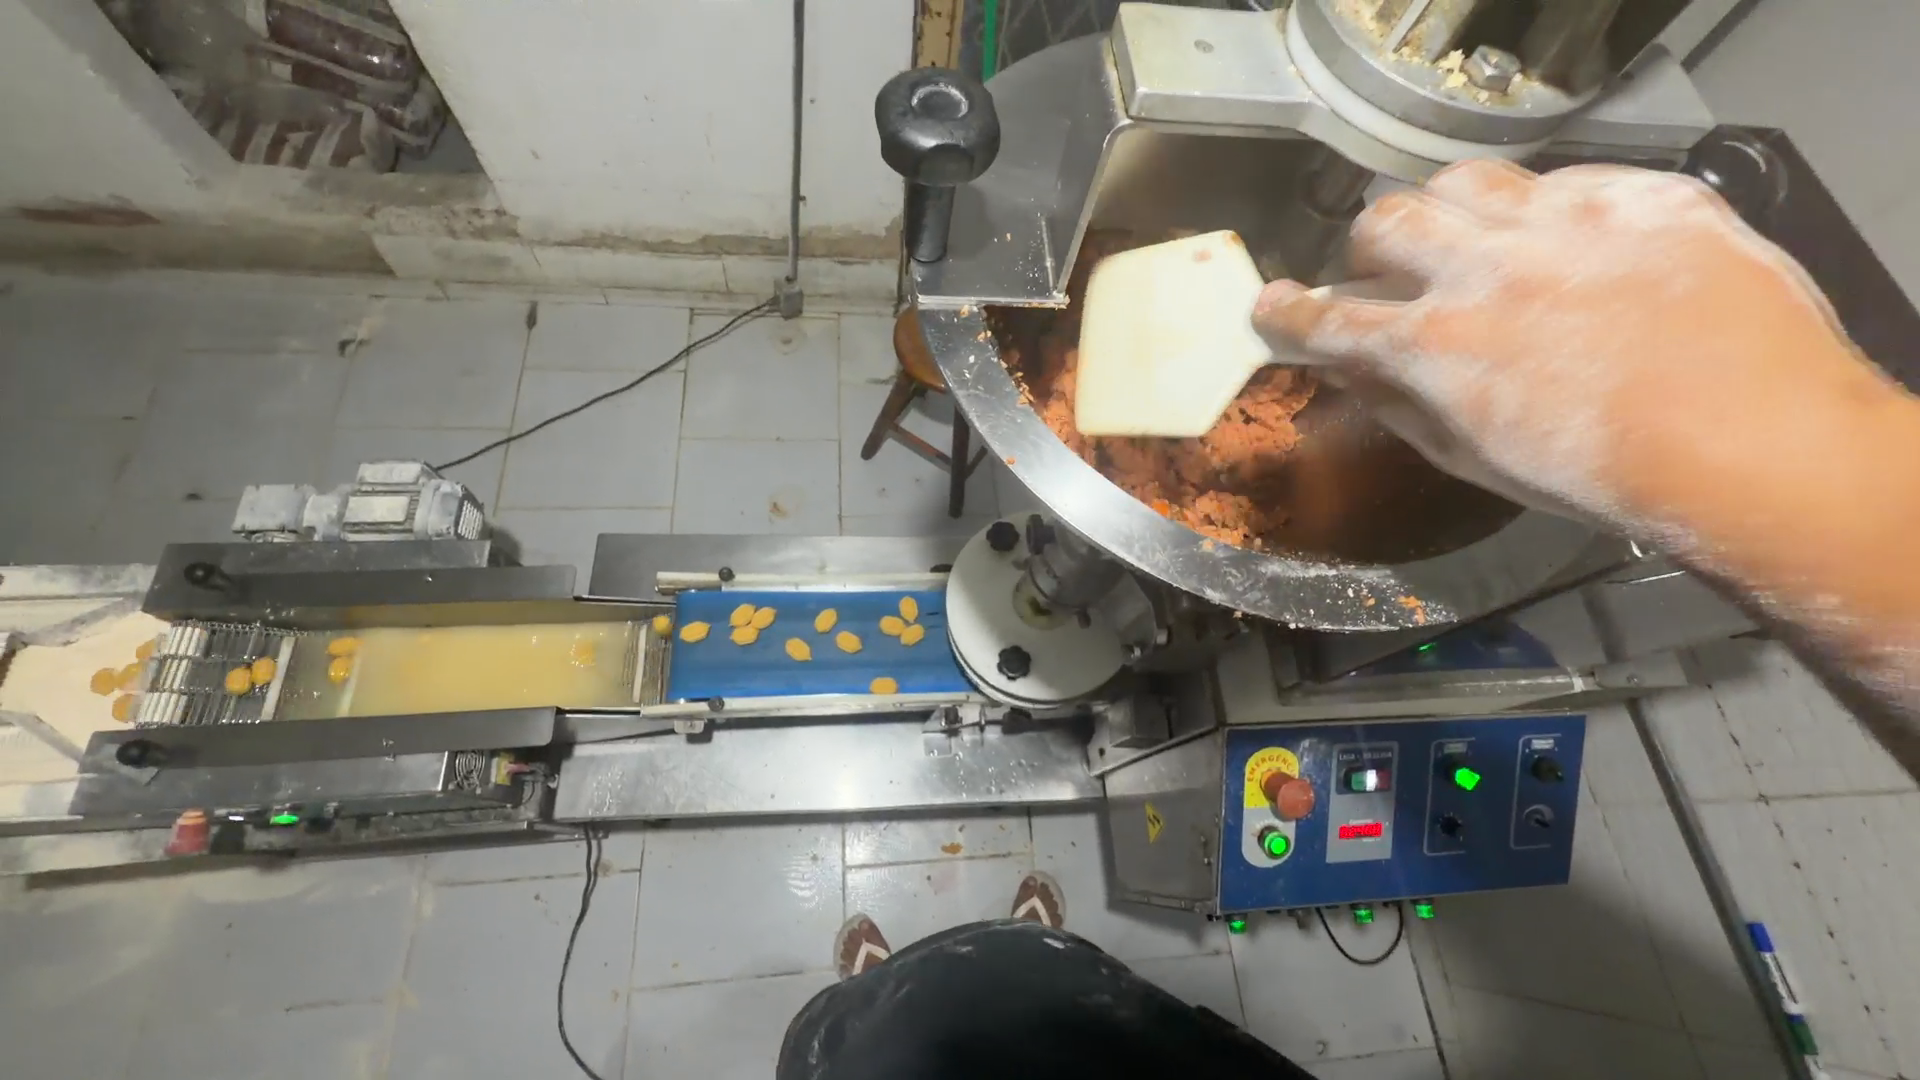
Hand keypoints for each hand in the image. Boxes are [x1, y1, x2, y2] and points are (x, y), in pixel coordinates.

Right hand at [1250, 159, 1903, 542]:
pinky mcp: (1647, 198)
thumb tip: (1348, 369)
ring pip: (1463, 180)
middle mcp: (1487, 270)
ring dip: (1444, 214)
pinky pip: (1567, 178)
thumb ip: (1395, 402)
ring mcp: (1569, 225)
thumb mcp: (1467, 454)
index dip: (1287, 313)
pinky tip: (1561, 245)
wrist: (1753, 444)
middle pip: (1383, 221)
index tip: (1270, 306)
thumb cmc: (1593, 472)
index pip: (1330, 317)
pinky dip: (1543, 210)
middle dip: (1366, 250)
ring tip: (1467, 243)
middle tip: (1387, 275)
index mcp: (1437, 345)